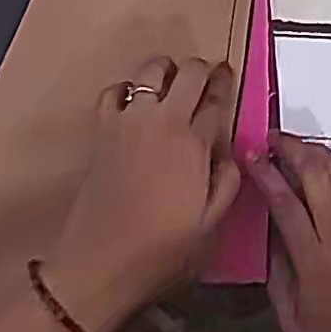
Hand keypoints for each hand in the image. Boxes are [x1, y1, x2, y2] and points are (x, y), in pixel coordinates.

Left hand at [44, 57, 242, 331]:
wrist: (100, 262)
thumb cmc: (160, 249)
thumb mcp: (210, 224)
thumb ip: (227, 183)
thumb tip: (230, 154)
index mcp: (195, 144)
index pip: (216, 98)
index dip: (225, 83)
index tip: (227, 76)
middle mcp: (165, 121)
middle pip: (190, 72)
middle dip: (202, 69)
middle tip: (205, 78)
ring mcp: (131, 120)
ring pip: (151, 69)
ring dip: (166, 69)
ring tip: (170, 82)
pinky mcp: (103, 127)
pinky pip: (113, 90)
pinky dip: (124, 88)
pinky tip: (132, 102)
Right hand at [250, 134, 330, 331]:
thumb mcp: (291, 321)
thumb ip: (275, 272)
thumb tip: (268, 230)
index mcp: (315, 262)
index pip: (285, 202)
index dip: (266, 173)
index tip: (251, 156)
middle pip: (315, 173)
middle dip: (290, 148)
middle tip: (272, 140)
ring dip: (315, 150)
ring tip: (296, 146)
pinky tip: (327, 160)